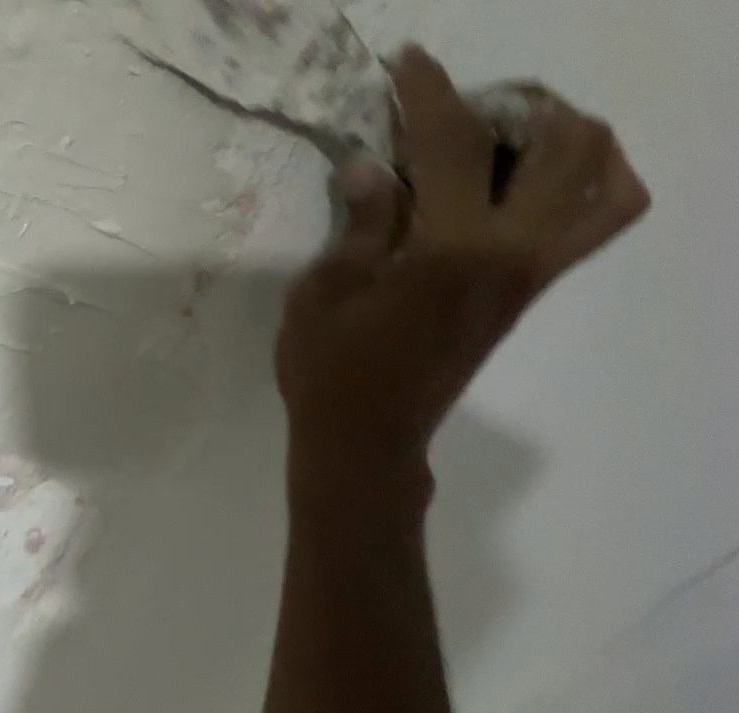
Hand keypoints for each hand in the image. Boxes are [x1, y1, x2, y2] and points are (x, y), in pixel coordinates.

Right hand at [276, 45, 648, 472]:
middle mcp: (513, 249)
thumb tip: (369, 166)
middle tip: (464, 108)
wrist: (366, 437)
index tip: (410, 62)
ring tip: (511, 136)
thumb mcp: (321, 297)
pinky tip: (532, 183)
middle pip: (564, 140)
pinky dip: (588, 184)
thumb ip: (358, 226)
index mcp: (451, 248)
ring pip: (605, 176)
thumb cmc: (328, 372)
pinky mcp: (532, 288)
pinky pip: (597, 220)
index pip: (451, 145)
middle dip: (518, 104)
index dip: (429, 94)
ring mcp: (533, 269)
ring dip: (570, 135)